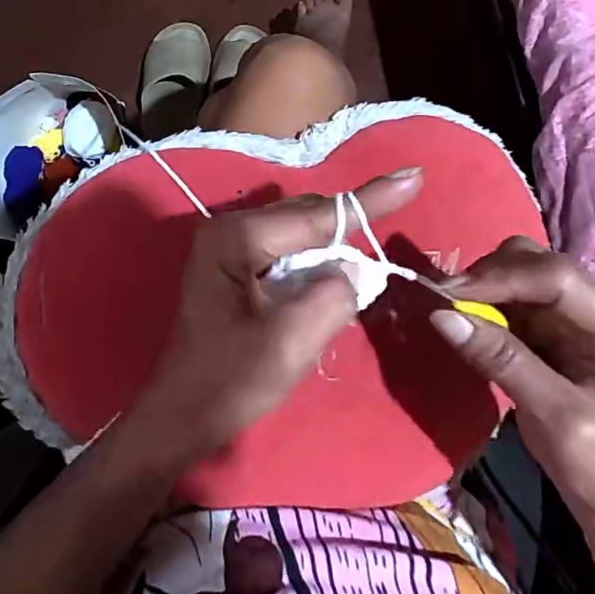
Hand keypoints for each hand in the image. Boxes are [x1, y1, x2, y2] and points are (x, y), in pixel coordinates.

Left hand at [128, 169, 424, 464]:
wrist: (181, 415)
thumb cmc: (230, 381)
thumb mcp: (289, 343)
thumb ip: (331, 296)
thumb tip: (352, 267)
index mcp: (236, 238)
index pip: (314, 215)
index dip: (367, 201)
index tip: (413, 177)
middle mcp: (227, 230)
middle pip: (304, 216)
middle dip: (349, 223)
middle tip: (397, 214)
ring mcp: (225, 248)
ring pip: (296, 233)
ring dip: (331, 245)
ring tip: (368, 252)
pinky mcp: (230, 269)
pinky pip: (283, 252)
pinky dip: (312, 262)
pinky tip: (332, 275)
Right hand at [428, 238, 594, 548]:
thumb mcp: (554, 417)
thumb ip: (502, 360)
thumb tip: (441, 315)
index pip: (560, 278)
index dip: (502, 277)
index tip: (449, 293)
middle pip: (544, 266)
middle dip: (492, 276)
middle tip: (448, 301)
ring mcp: (585, 323)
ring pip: (527, 277)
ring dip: (486, 288)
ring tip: (452, 308)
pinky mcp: (561, 334)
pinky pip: (517, 303)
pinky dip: (488, 305)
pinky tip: (467, 319)